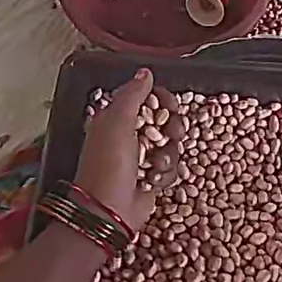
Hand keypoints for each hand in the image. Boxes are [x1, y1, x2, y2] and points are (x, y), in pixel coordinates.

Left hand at [74, 69, 180, 231]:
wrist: (108, 210)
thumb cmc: (109, 164)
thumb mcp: (117, 122)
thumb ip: (133, 94)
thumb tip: (145, 72)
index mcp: (115, 117)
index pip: (147, 98)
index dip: (162, 100)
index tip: (171, 106)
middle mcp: (129, 134)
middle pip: (164, 119)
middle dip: (172, 127)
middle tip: (173, 134)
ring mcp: (141, 156)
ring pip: (171, 144)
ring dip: (167, 155)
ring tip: (156, 165)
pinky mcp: (152, 177)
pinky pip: (171, 167)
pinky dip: (164, 174)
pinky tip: (153, 181)